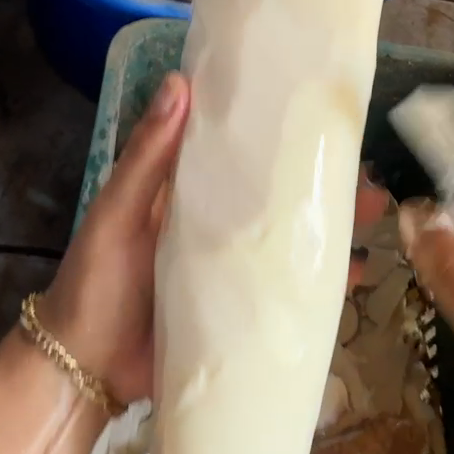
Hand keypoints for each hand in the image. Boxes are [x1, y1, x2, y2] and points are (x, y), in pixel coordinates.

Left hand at [36, 74, 394, 406]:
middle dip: (323, 185)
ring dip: (330, 226)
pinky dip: (319, 281)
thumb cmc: (96, 280)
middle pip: (279, 196)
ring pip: (291, 237)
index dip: (281, 136)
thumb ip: (148, 156)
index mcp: (190, 191)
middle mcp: (219, 222)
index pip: (242, 152)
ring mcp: (234, 266)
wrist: (82, 372)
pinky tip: (353, 277)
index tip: (323, 120)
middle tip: (366, 179)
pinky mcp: (241, 308)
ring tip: (371, 220)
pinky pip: (287, 288)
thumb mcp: (118, 212)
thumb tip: (179, 81)